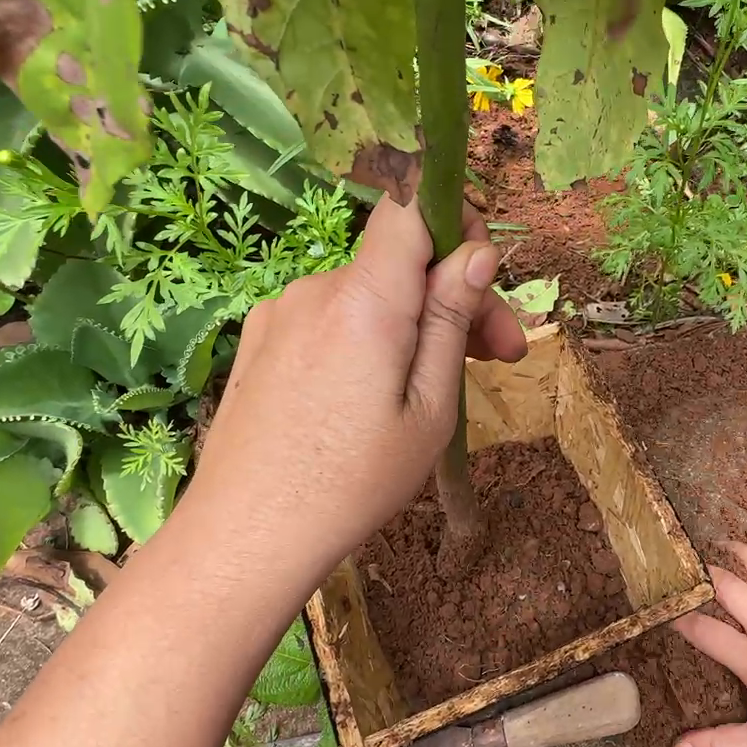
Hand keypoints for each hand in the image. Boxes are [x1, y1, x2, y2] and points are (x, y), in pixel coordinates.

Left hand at [181, 194, 527, 554]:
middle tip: (500, 357)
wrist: (246, 537)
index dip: (453, 220)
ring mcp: (280, 313)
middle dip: (455, 298)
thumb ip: (452, 321)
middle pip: (398, 263)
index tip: (485, 273)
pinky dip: (369, 339)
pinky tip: (377, 394)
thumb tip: (477, 252)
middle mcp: (315, 290)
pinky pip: (333, 319)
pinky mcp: (262, 340)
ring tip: (439, 389)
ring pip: (369, 295)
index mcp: (363, 302)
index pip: (408, 209)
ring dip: (414, 325)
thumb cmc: (356, 481)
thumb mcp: (430, 408)